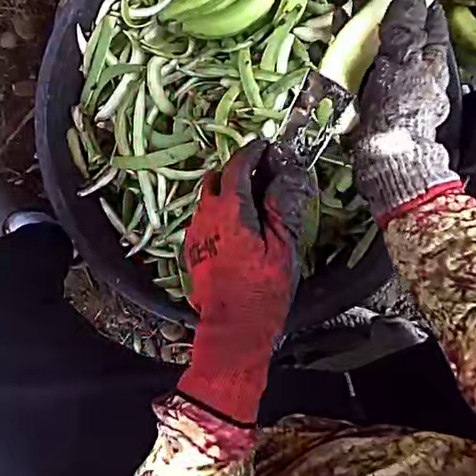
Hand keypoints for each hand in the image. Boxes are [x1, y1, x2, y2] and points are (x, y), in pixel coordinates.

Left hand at [177, 139, 314, 423]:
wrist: (232, 329)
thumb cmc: (262, 290)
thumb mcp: (282, 247)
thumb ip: (280, 206)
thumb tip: (284, 175)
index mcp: (230, 212)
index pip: (237, 167)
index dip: (252, 152)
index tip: (265, 145)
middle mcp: (206, 215)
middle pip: (217, 177)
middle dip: (237, 168)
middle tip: (261, 171)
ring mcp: (195, 232)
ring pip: (208, 196)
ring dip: (227, 189)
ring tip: (251, 198)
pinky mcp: (191, 247)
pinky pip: (204, 216)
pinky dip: (219, 210)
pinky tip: (238, 223)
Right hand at [348, 0, 458, 220]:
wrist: (388, 160)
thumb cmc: (396, 107)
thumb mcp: (398, 58)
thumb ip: (403, 27)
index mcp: (433, 59)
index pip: (431, 21)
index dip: (420, 3)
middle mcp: (429, 77)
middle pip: (415, 43)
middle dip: (400, 28)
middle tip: (378, 13)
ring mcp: (414, 97)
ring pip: (400, 63)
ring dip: (385, 51)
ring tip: (364, 39)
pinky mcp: (396, 115)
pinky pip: (385, 84)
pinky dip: (374, 74)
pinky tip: (361, 76)